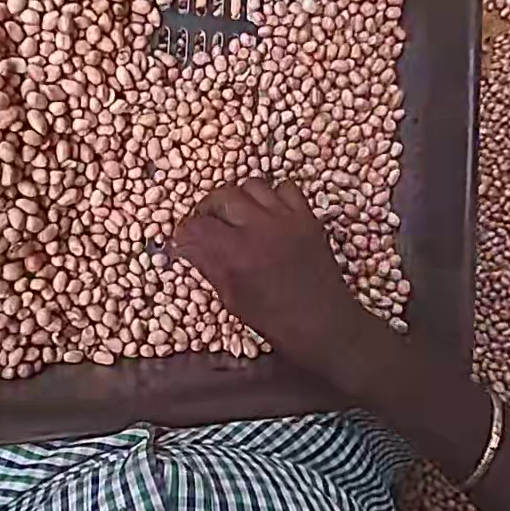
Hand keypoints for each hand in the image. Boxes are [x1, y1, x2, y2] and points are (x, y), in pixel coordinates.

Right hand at [173, 178, 388, 379]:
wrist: (325, 325)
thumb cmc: (275, 320)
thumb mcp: (232, 297)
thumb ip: (208, 264)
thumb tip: (185, 245)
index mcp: (236, 253)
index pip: (197, 226)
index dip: (185, 231)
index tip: (183, 238)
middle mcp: (260, 228)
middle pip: (221, 196)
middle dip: (207, 209)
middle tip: (206, 224)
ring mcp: (287, 219)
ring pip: (252, 186)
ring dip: (238, 198)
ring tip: (236, 215)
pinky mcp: (307, 218)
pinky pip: (285, 189)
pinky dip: (272, 197)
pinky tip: (268, 214)